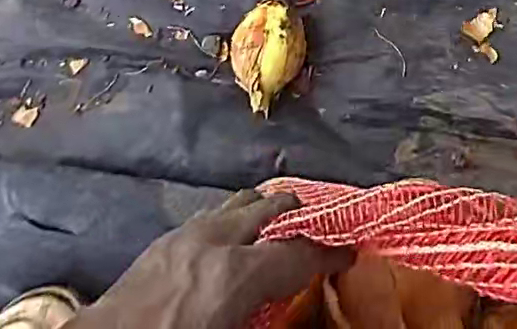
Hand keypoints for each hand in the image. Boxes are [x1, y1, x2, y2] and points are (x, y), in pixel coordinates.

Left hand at [70, 190, 351, 328]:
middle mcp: (217, 240)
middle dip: (297, 213)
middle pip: (269, 207)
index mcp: (236, 275)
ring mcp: (188, 233)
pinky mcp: (165, 237)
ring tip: (277, 220)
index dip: (328, 253)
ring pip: (238, 201)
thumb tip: (289, 298)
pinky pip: (212, 214)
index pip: (297, 255)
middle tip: (314, 227)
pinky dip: (233, 217)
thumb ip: (264, 314)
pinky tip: (231, 237)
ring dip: (263, 208)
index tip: (350, 251)